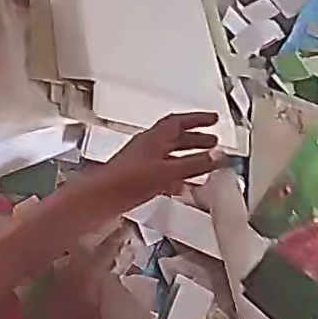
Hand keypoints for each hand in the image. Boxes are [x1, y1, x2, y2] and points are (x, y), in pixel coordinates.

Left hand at [86, 113, 222, 214]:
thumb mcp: (168, 171)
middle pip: (176, 138)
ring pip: (171, 157)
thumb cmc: (126, 180)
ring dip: (189, 159)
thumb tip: (216, 156)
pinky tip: (184, 187)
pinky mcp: (139, 181)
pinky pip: (164, 175)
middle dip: (196, 139)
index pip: (179, 121)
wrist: (101, 199)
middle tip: (212, 141)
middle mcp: (148, 148)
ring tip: (204, 164)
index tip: (213, 119)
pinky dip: (178, 178)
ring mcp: (143, 164)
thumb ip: (194, 164)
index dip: (197, 119)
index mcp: (154, 138)